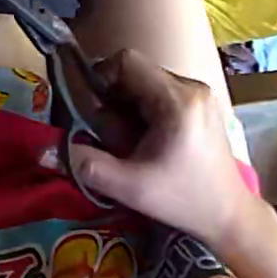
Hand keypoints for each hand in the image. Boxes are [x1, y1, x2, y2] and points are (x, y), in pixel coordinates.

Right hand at [68, 49, 266, 250]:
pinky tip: (145, 139)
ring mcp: (199, 93)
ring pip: (147, 81)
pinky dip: (144, 108)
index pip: (128, 61)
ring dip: (128, 104)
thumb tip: (47, 149)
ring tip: (128, 138)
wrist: (228, 216)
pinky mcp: (201, 104)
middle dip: (114, 97)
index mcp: (177, 100)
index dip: (101, 77)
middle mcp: (191, 87)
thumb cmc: (182, 200)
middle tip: (109, 130)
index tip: (92, 107)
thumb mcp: (130, 187)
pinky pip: (161, 91)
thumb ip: (87, 165)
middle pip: (137, 71)